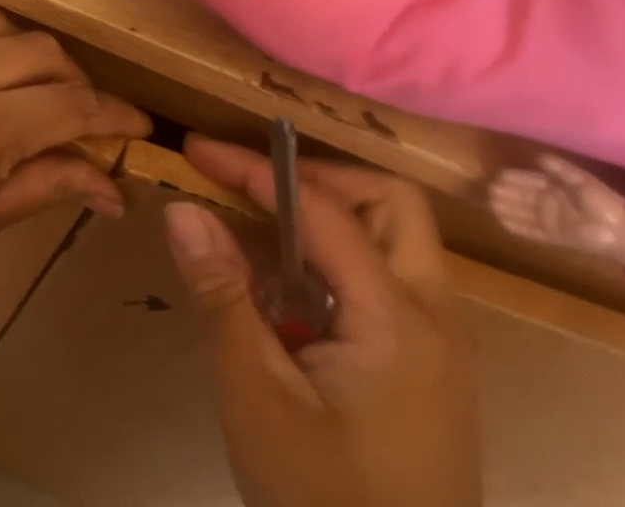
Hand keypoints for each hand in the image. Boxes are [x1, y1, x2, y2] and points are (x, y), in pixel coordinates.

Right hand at [166, 135, 480, 506]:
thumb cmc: (318, 491)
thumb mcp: (254, 393)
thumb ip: (222, 294)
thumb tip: (182, 208)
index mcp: (397, 320)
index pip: (326, 210)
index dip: (258, 170)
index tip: (198, 151)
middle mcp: (436, 317)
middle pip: (390, 205)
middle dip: (314, 178)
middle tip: (244, 184)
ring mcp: (442, 343)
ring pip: (395, 240)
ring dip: (326, 217)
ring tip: (253, 234)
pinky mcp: (430, 365)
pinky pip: (387, 280)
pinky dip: (334, 259)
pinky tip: (283, 292)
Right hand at [488, 155, 624, 274]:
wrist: (623, 231)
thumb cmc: (604, 202)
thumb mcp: (583, 181)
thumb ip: (561, 170)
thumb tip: (538, 157)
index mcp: (556, 188)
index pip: (530, 181)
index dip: (515, 178)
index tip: (500, 176)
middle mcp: (549, 203)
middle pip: (522, 197)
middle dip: (506, 193)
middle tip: (490, 190)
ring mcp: (550, 220)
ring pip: (522, 213)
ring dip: (507, 209)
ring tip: (491, 205)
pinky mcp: (553, 236)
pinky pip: (530, 231)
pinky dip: (516, 227)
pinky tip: (502, 222)